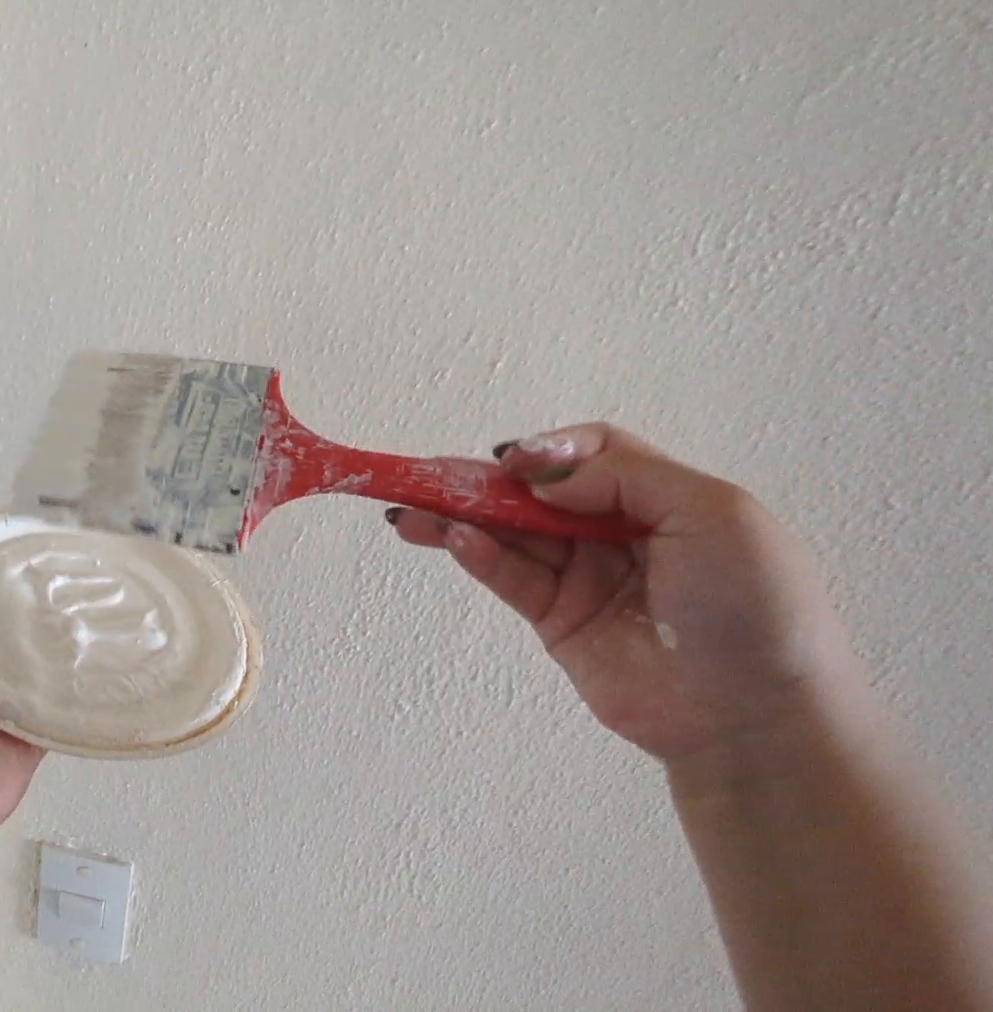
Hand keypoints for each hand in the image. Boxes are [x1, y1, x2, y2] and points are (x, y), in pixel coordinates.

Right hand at [389, 424, 852, 761]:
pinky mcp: (554, 617)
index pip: (588, 455)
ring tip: (411, 511)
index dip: (547, 450)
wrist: (750, 716)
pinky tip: (454, 540)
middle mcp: (615, 531)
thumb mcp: (716, 514)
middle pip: (532, 493)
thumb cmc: (756, 609)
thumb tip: (540, 476)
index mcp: (660, 498)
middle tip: (425, 474)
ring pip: (506, 532)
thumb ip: (624, 476)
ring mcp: (582, 575)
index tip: (515, 460)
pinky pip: (507, 575)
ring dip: (457, 517)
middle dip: (479, 481)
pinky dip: (476, 555)